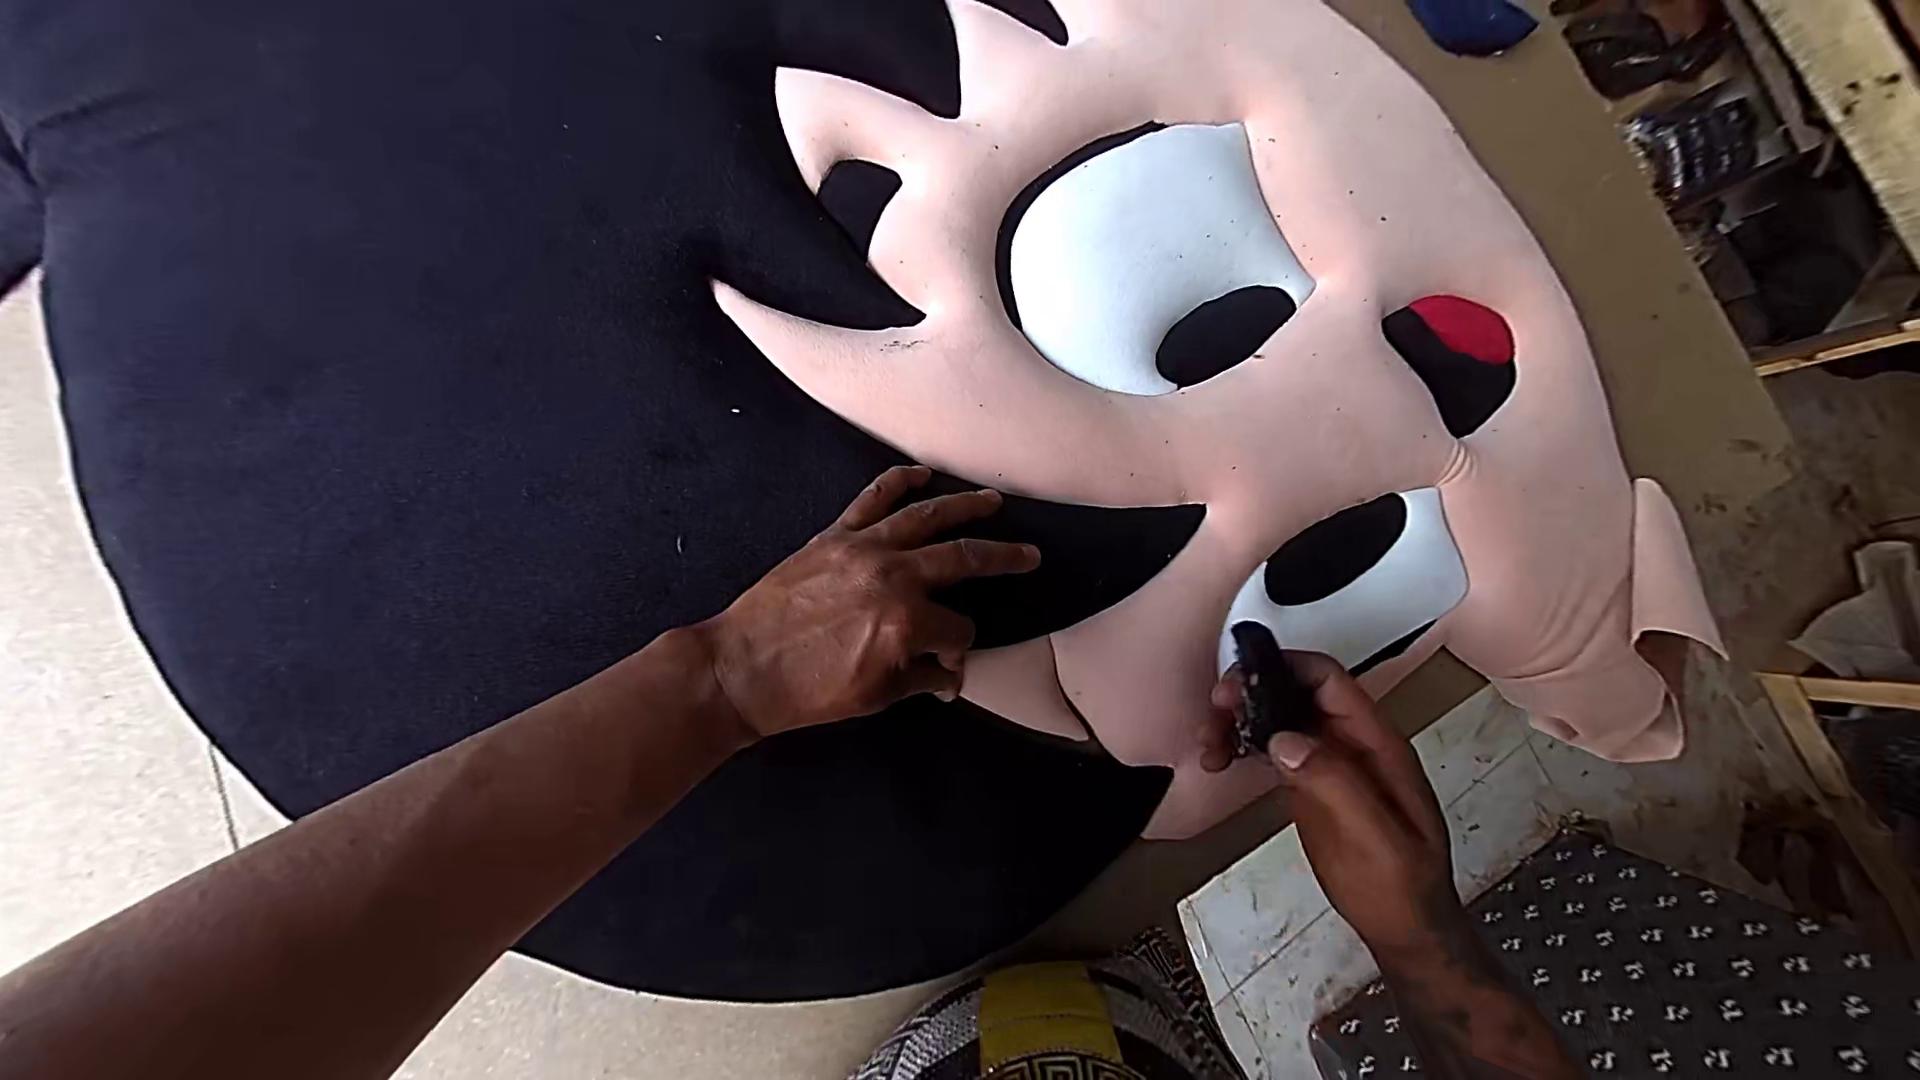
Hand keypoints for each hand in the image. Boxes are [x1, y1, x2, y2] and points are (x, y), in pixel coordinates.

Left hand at [699, 465, 1040, 740]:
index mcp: (907, 622)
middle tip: (1030, 555)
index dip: (959, 650)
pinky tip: (922, 474)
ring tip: (993, 501)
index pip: (958, 630)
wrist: (741, 669)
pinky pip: (872, 498)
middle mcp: (894, 576)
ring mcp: (863, 548)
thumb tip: (951, 672)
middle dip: (1004, 559)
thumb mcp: (878, 696)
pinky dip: (898, 481)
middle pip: (964, 559)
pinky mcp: (835, 536)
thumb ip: (924, 676)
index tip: (948, 665)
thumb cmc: (809, 693)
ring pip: (927, 516)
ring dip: (966, 506)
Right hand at [1212, 657, 1582, 1077]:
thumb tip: (1283, 739)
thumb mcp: (1377, 843)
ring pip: (1272, 713)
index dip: (1282, 667)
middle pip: (1290, 689)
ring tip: (1209, 747)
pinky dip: (1237, 741)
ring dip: (1234, 719)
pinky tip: (1219, 758)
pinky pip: (1266, 740)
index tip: (1238, 685)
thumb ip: (1336, 785)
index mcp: (1373, 743)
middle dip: (1246, 692)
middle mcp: (1346, 739)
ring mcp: (1324, 755)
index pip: (1327, 679)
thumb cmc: (1398, 890)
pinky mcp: (1304, 774)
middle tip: (1214, 715)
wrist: (1404, 931)